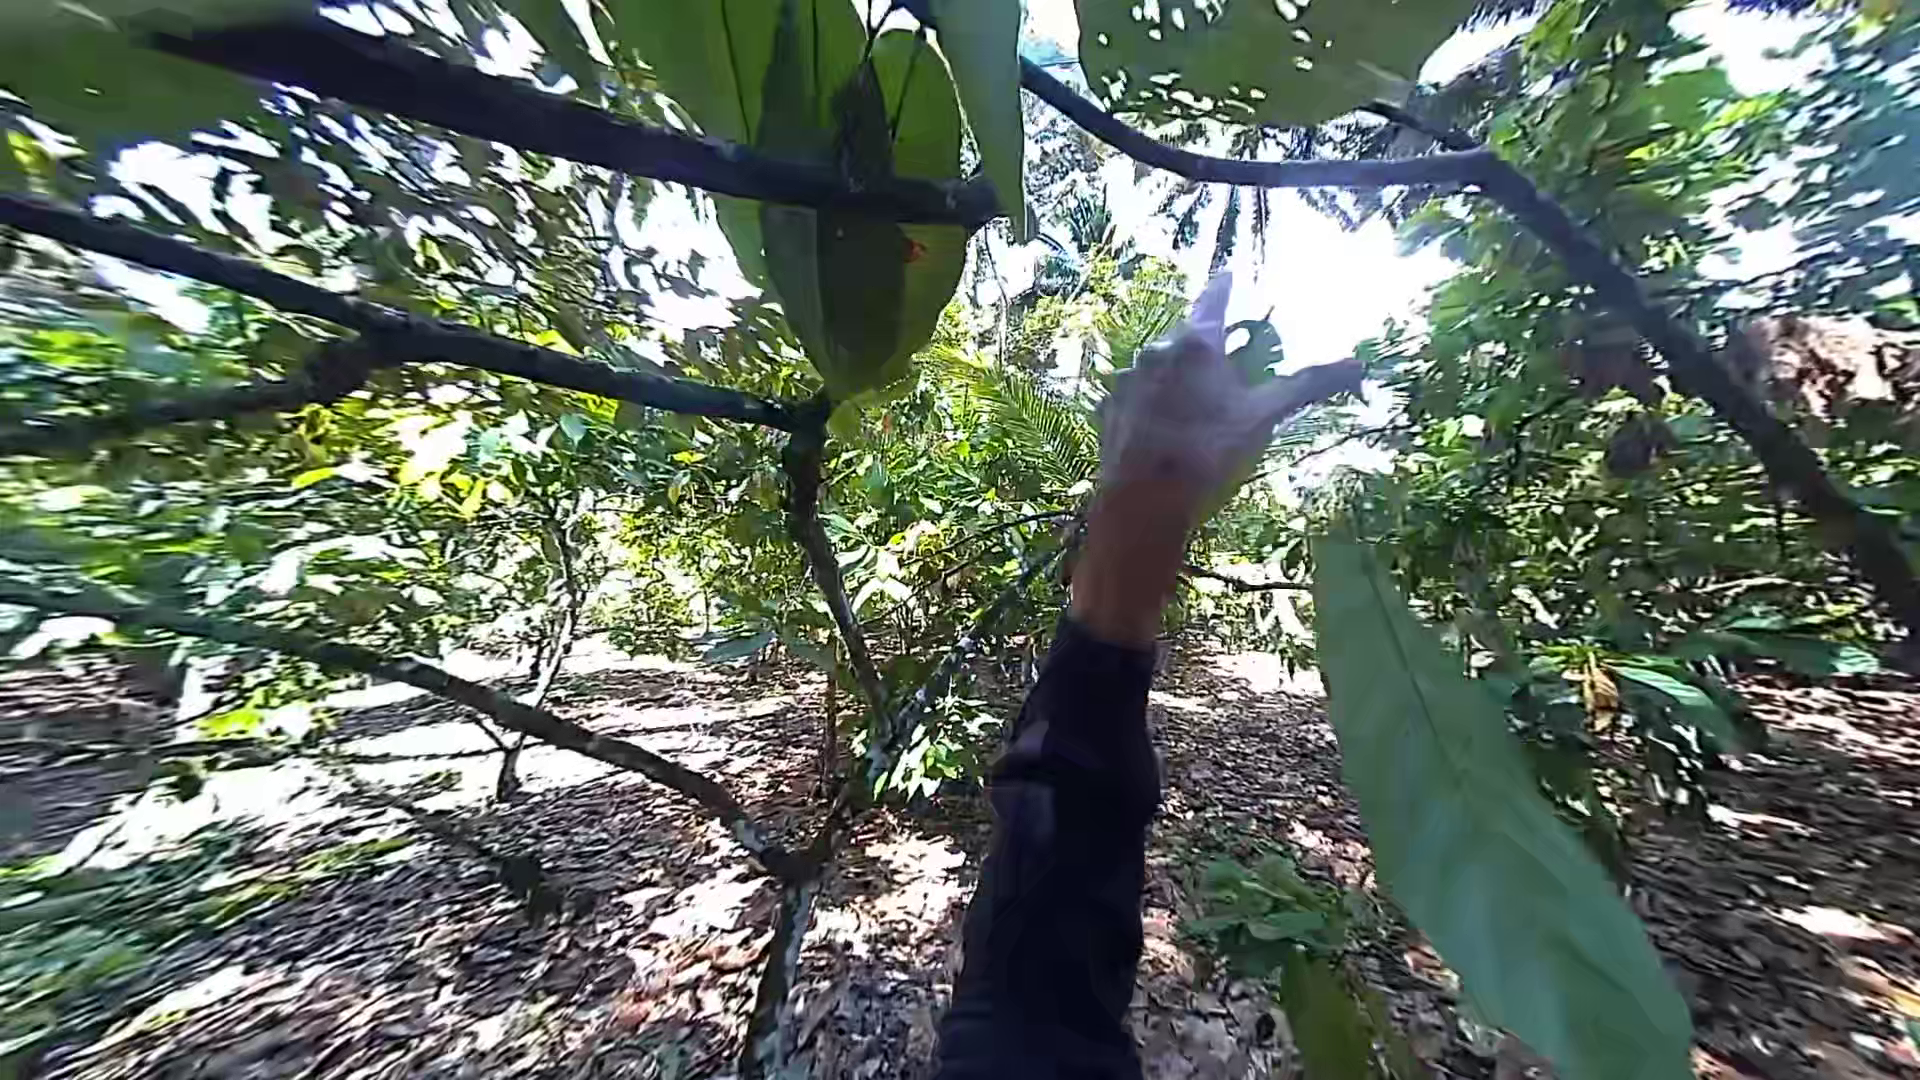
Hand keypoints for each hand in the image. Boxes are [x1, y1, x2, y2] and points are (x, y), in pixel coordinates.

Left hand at [1070, 274, 1361, 646]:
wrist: (1144, 498)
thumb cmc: (1208, 451)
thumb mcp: (1263, 416)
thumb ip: (1307, 385)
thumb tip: (1358, 364)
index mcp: (1196, 345)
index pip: (1214, 301)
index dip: (1223, 287)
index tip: (1226, 274)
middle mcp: (1155, 353)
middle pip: (1183, 338)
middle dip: (1200, 346)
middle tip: (1216, 366)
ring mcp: (1125, 382)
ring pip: (1155, 367)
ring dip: (1170, 376)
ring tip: (1187, 403)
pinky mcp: (1108, 410)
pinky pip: (1133, 396)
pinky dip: (1146, 401)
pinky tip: (1156, 424)